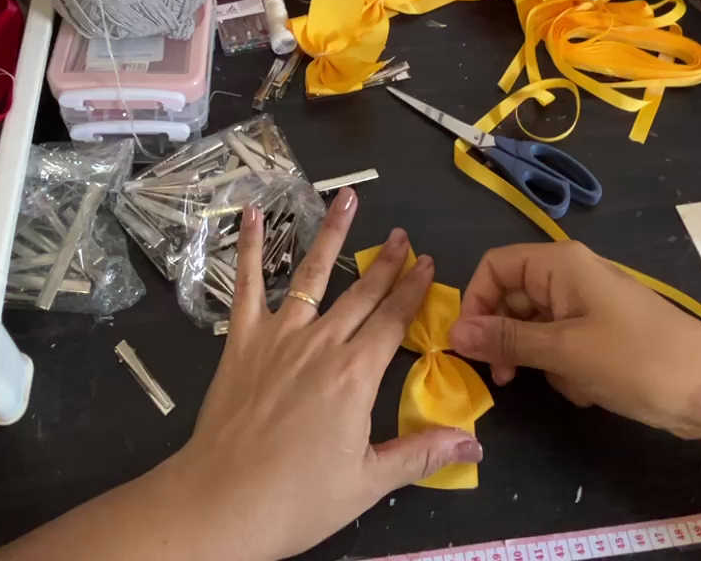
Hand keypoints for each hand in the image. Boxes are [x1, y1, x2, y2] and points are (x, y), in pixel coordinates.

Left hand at [161, 189, 482, 560]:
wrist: (224, 502)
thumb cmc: (298, 498)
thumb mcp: (368, 483)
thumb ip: (422, 454)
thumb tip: (475, 442)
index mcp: (356, 374)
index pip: (393, 320)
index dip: (413, 290)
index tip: (426, 262)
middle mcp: (322, 343)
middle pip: (363, 293)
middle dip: (386, 262)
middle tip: (401, 234)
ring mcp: (280, 334)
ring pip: (313, 275)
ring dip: (332, 235)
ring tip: (347, 199)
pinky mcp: (243, 338)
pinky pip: (246, 284)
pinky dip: (248, 247)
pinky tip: (250, 213)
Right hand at [448, 241, 700, 438]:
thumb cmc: (638, 360)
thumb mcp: (564, 351)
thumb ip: (506, 339)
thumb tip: (453, 332)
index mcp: (558, 264)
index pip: (494, 266)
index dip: (476, 301)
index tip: (471, 344)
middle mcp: (569, 276)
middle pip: (512, 297)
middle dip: (507, 338)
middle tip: (506, 378)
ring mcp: (587, 304)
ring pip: (534, 326)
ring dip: (539, 358)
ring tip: (567, 383)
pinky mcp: (601, 332)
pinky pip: (560, 343)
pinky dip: (564, 368)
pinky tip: (588, 389)